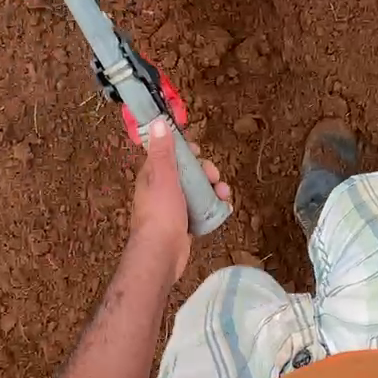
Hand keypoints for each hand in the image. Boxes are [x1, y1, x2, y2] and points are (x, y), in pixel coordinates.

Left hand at [128, 118, 230, 279]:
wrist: (161, 254)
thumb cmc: (161, 213)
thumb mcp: (163, 176)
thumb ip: (163, 151)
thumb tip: (158, 122)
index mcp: (152, 176)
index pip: (169, 155)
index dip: (185, 151)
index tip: (197, 152)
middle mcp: (161, 190)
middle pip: (187, 173)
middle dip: (204, 171)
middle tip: (215, 176)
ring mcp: (173, 208)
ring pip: (196, 191)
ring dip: (212, 189)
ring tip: (224, 194)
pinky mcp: (183, 224)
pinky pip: (201, 210)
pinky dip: (212, 207)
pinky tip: (224, 208)